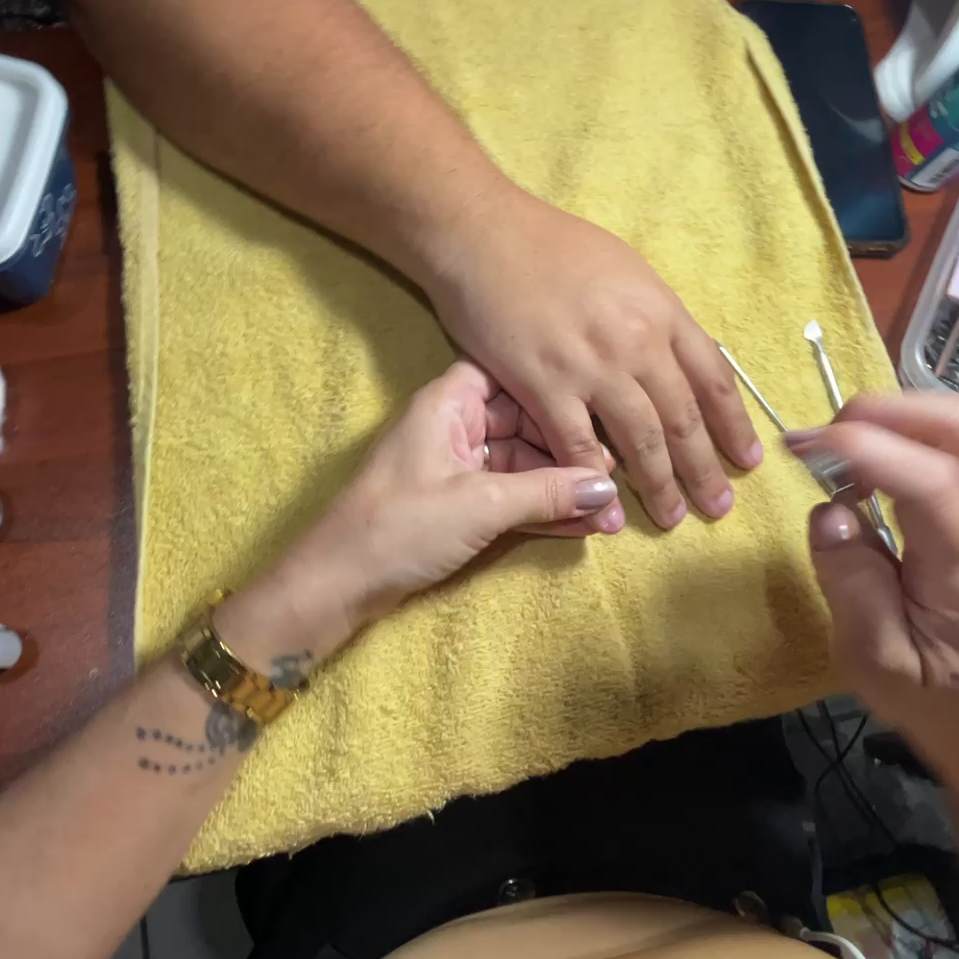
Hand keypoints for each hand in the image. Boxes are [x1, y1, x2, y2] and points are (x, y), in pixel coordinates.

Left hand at [254, 360, 617, 653]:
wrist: (339, 584)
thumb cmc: (400, 527)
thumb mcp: (480, 505)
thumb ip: (547, 492)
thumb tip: (608, 488)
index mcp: (449, 403)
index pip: (512, 375)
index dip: (556, 389)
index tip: (602, 410)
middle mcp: (455, 425)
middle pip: (525, 424)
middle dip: (570, 455)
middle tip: (619, 480)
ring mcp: (457, 466)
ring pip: (522, 465)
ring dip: (562, 490)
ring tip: (611, 515)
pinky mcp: (458, 503)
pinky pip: (511, 495)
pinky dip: (541, 509)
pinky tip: (583, 526)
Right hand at [421, 195, 762, 531]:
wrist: (483, 234)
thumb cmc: (550, 244)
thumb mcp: (623, 269)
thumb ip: (651, 316)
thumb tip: (671, 355)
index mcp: (661, 310)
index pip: (713, 378)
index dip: (733, 425)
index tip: (746, 459)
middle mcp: (636, 342)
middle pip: (683, 418)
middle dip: (705, 469)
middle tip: (719, 507)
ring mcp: (591, 366)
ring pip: (640, 439)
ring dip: (659, 485)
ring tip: (674, 518)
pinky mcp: (543, 384)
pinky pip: (575, 443)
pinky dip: (592, 478)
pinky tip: (606, 508)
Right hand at [787, 393, 958, 771]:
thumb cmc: (920, 688)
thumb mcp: (871, 658)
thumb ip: (851, 585)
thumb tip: (829, 512)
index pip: (933, 483)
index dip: (867, 448)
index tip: (801, 446)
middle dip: (887, 410)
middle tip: (822, 438)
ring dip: (891, 416)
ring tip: (833, 449)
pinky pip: (949, 442)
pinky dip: (897, 432)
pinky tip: (857, 463)